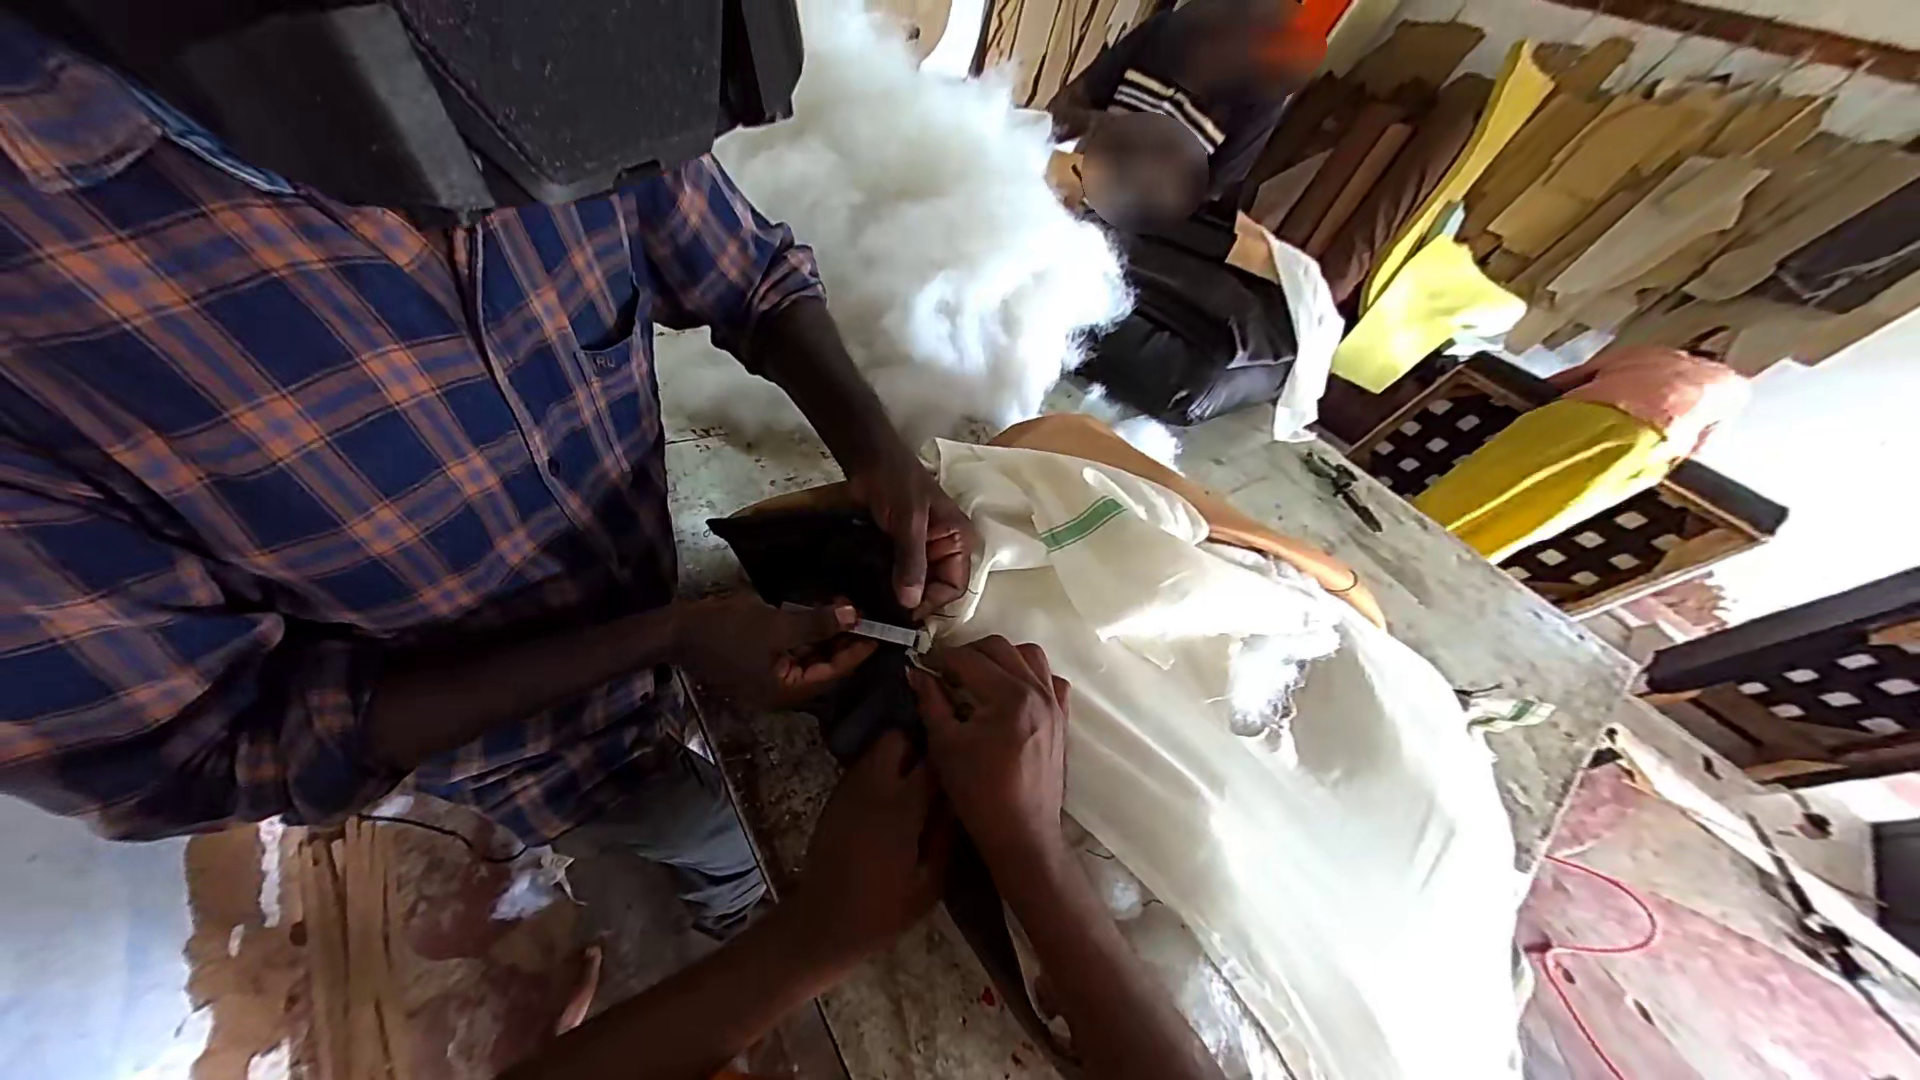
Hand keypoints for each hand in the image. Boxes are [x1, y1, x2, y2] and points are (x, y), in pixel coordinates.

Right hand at [671, 595, 877, 707]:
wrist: (676, 631)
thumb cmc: (726, 631)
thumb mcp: (776, 626)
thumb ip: (817, 624)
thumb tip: (854, 616)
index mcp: (787, 691)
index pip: (835, 673)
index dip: (858, 651)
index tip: (879, 631)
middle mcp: (783, 690)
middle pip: (825, 668)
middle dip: (845, 641)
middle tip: (865, 616)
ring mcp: (771, 677)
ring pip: (811, 658)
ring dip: (828, 635)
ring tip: (847, 610)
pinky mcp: (762, 662)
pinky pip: (794, 651)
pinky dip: (809, 634)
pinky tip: (821, 614)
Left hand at [782, 732, 950, 967]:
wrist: (822, 923)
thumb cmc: (882, 911)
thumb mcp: (929, 885)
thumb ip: (945, 836)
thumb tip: (957, 801)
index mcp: (901, 808)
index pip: (930, 761)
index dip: (946, 758)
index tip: (959, 764)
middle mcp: (872, 787)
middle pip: (895, 738)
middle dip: (915, 745)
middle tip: (930, 769)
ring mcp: (849, 789)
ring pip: (875, 749)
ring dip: (895, 757)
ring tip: (910, 781)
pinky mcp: (834, 797)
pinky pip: (861, 768)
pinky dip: (877, 772)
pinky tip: (886, 798)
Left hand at [847, 449, 973, 618]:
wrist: (869, 458)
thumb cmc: (896, 482)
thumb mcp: (908, 522)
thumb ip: (912, 562)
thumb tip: (910, 603)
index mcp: (958, 541)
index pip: (954, 586)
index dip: (931, 602)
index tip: (904, 614)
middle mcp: (945, 549)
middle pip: (935, 589)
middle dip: (912, 602)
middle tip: (884, 615)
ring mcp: (922, 550)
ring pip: (915, 585)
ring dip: (896, 596)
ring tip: (873, 607)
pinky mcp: (901, 549)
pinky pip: (898, 574)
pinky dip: (886, 584)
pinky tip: (869, 593)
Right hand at [907, 637, 1070, 863]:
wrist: (1022, 833)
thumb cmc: (979, 792)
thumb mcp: (945, 745)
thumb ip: (930, 701)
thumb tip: (916, 672)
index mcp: (1008, 695)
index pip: (968, 658)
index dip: (941, 658)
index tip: (924, 666)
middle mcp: (1036, 690)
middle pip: (999, 647)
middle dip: (968, 653)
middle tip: (947, 672)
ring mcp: (1054, 702)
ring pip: (1029, 655)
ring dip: (1001, 657)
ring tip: (979, 676)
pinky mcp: (1062, 717)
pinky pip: (1050, 679)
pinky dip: (1030, 675)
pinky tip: (1012, 691)